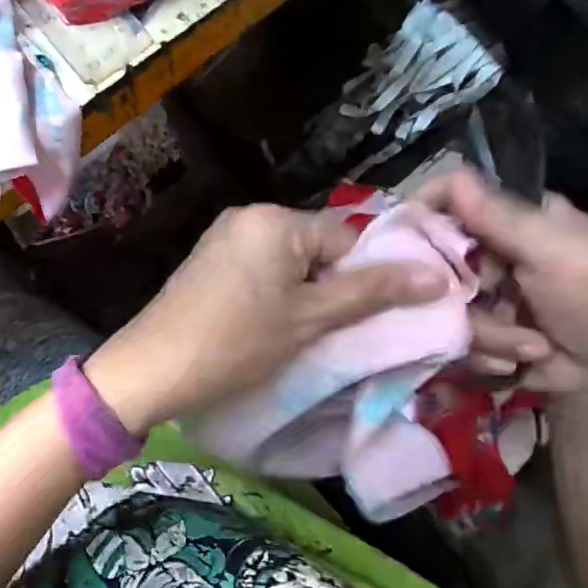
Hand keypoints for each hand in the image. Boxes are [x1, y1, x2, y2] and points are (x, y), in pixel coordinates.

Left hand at [84, 204, 446, 431]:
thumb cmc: (234, 345)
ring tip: (295, 337)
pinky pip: (259, 272)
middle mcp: (247, 216)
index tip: (361, 322)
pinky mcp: (206, 263)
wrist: (150, 371)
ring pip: (288, 264)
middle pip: (317, 249)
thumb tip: (437, 275)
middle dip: (330, 289)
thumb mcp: (308, 320)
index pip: (347, 239)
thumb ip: (370, 293)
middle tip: (328, 334)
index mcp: (275, 219)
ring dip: (302, 297)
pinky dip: (273, 297)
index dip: (362, 280)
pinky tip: (264, 330)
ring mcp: (222, 238)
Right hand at [411, 167, 587, 394]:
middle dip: (460, 294)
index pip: (452, 197)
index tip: (403, 240)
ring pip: (441, 306)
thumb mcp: (560, 255)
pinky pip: (450, 338)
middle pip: (435, 258)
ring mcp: (481, 295)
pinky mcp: (475, 332)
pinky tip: (515, 362)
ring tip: (529, 347)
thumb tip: (454, 176)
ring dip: (484, 334)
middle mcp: (491, 251)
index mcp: (515, 218)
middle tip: (489, 306)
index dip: (423, 213)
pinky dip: (482, 354)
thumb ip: (504, 219)